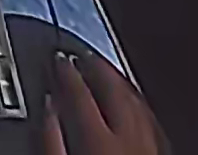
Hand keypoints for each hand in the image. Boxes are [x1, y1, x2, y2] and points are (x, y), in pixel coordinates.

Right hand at [43, 51, 161, 154]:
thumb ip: (49, 137)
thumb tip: (47, 102)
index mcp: (99, 140)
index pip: (78, 91)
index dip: (64, 68)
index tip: (55, 56)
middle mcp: (129, 139)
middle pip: (113, 90)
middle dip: (96, 66)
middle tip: (81, 53)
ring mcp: (150, 150)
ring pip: (136, 103)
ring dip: (119, 82)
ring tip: (104, 71)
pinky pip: (151, 123)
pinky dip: (137, 106)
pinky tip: (130, 103)